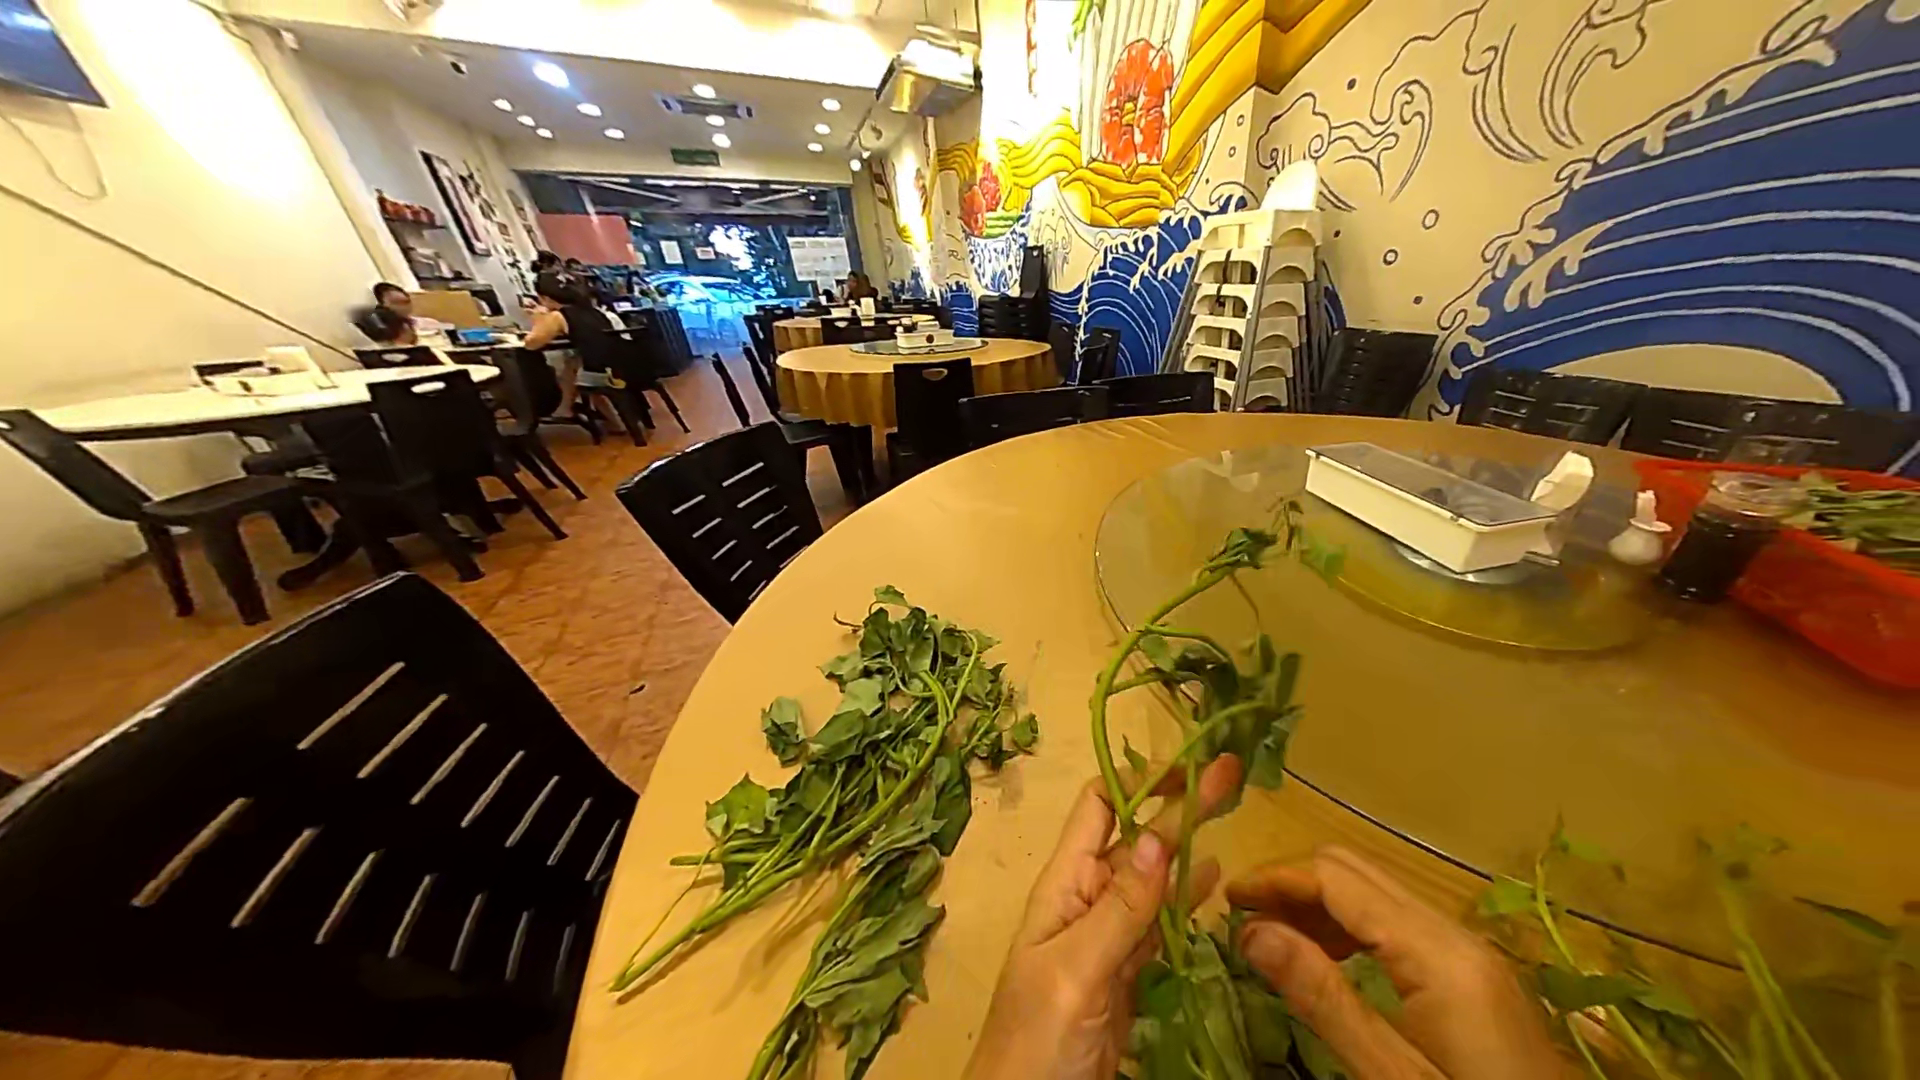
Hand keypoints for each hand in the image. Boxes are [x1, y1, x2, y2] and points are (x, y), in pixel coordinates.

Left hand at [964, 757, 1244, 1079]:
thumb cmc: (1038, 1036)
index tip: (1188, 763)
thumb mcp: (1076, 968)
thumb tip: (1158, 837)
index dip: (1139, 778)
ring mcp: (1109, 931)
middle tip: (1228, 774)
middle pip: (1137, 836)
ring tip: (1229, 812)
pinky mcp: (1128, 968)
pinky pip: (1160, 921)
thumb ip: (1119, 908)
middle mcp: (1088, 893)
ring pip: (1153, 875)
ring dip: (1188, 842)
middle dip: (1178, 803)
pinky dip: (1185, 897)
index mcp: (1066, 880)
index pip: (1101, 805)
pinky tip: (1212, 878)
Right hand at [1229, 847, 1576, 1079]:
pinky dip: (1347, 923)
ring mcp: (1468, 951)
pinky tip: (1326, 957)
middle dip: (1290, 882)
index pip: (1335, 878)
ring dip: (1316, 900)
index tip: (1227, 901)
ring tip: (1275, 936)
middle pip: (1352, 868)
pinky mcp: (1473, 973)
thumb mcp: (1392, 1079)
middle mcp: (1454, 933)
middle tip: (1246, 917)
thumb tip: (1249, 930)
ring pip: (1372, 889)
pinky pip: (1395, 920)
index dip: (1273, 879)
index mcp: (1437, 953)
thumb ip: (1322, 999)